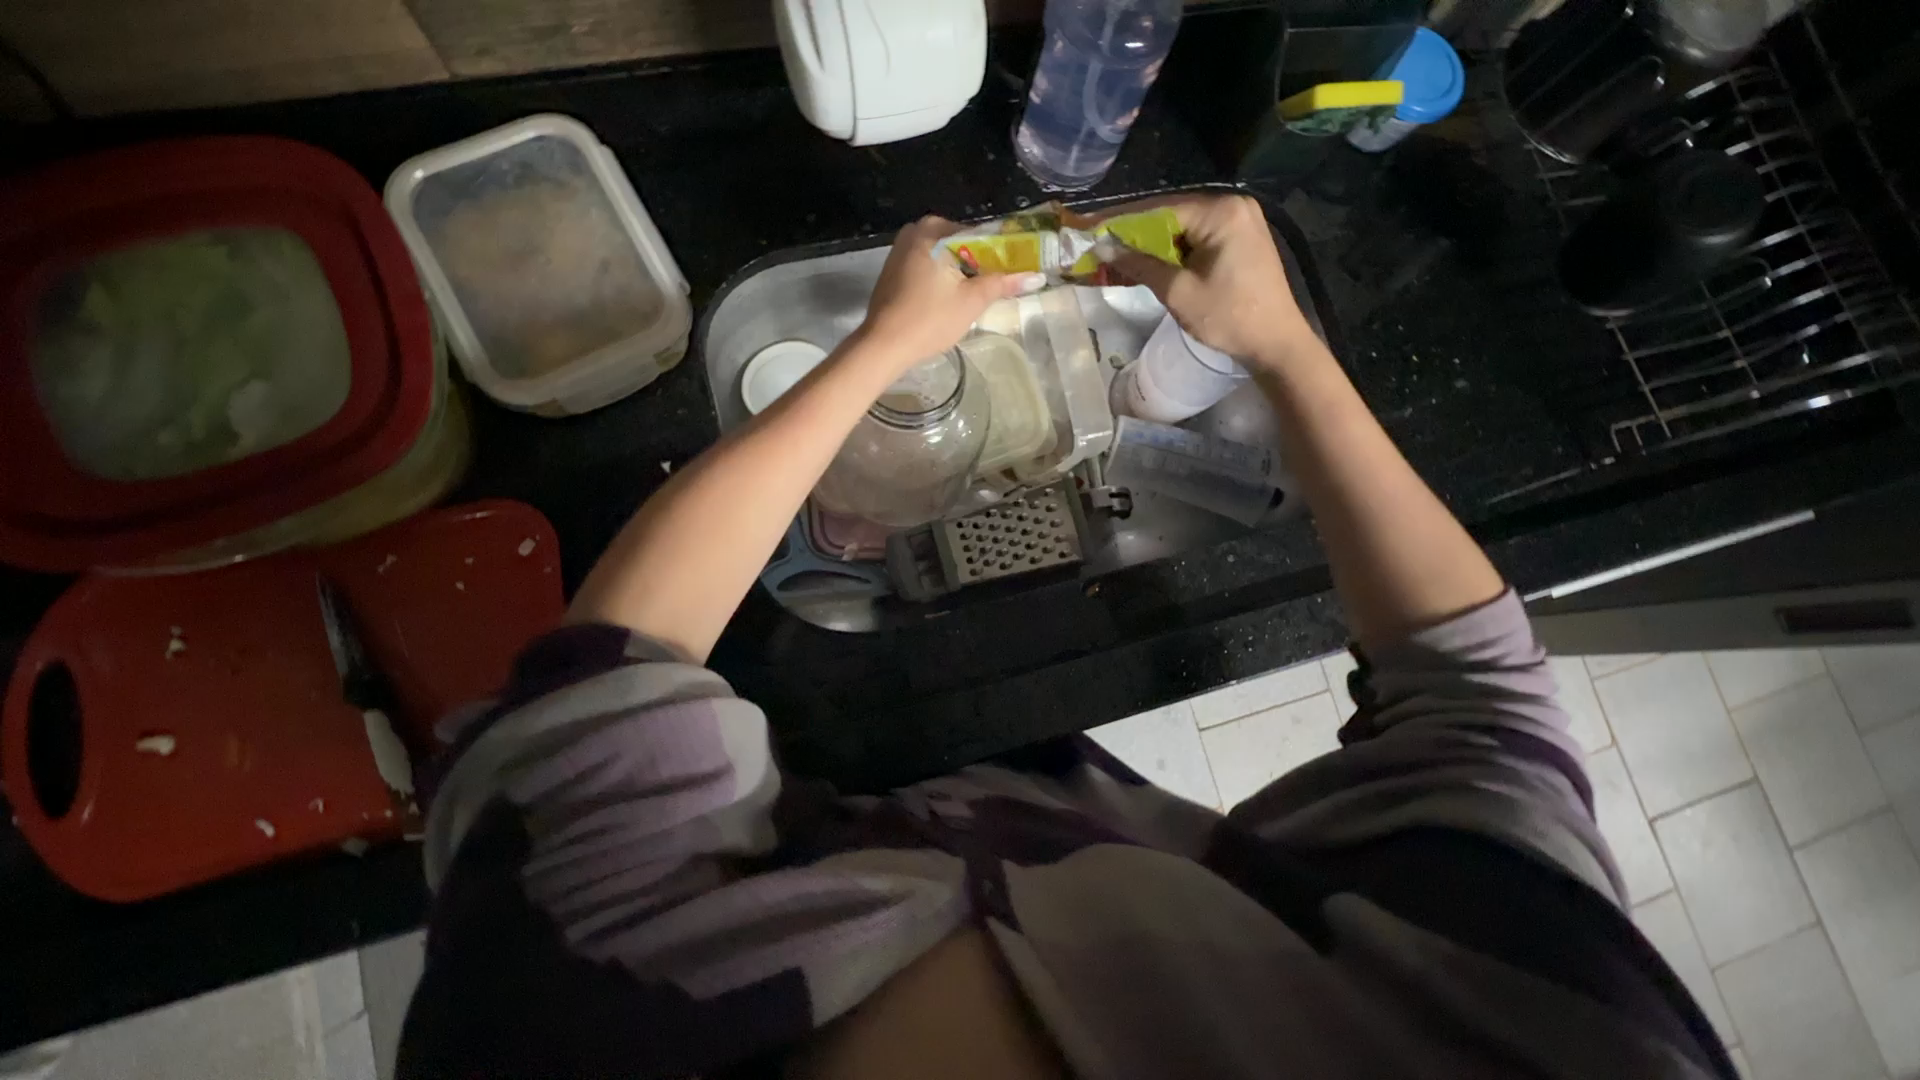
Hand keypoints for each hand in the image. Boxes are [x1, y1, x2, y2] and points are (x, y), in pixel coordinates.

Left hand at [855, 216, 1042, 368]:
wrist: (883, 345)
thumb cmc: (930, 320)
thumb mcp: (972, 300)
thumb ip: (1004, 283)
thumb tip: (1037, 276)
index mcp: (936, 229)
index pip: (982, 234)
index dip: (1003, 254)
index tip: (1017, 271)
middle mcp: (916, 230)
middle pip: (963, 245)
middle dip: (981, 265)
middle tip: (999, 288)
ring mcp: (901, 249)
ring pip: (946, 257)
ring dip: (963, 273)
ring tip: (978, 297)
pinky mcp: (894, 269)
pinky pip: (929, 267)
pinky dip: (944, 279)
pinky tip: (952, 299)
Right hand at [1099, 194, 1315, 372]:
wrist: (1275, 343)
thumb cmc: (1229, 317)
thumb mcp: (1178, 292)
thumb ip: (1140, 265)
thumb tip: (1103, 247)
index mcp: (1221, 212)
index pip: (1159, 209)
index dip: (1121, 221)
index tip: (1090, 228)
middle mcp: (1232, 205)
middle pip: (1171, 214)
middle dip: (1135, 232)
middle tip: (1099, 243)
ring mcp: (1240, 221)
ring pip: (1183, 227)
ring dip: (1153, 242)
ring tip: (1117, 254)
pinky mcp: (1241, 238)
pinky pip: (1198, 237)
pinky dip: (1174, 249)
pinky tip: (1150, 261)